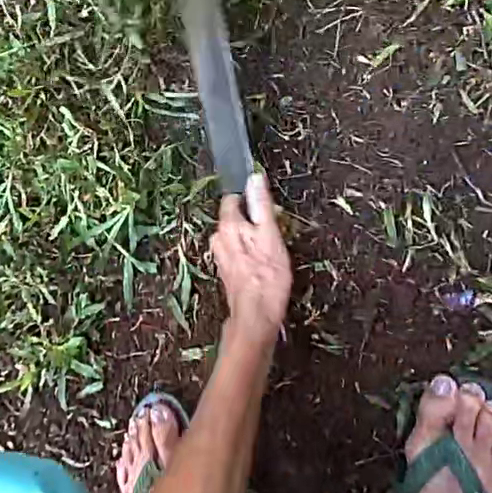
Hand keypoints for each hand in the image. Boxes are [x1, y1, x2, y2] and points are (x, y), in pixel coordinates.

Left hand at [211, 174, 291, 338]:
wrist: (256, 315)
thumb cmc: (267, 275)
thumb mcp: (270, 234)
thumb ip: (261, 204)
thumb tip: (254, 177)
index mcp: (227, 225)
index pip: (232, 198)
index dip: (250, 199)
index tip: (267, 209)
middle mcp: (217, 238)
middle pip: (235, 216)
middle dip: (253, 220)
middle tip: (273, 232)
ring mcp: (220, 255)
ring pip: (237, 235)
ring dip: (252, 238)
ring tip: (271, 251)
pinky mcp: (226, 270)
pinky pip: (237, 251)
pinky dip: (249, 252)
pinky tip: (263, 264)